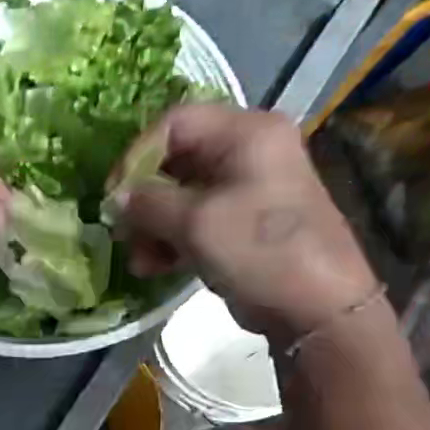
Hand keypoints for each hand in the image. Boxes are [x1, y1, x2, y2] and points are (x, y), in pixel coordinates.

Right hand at [108, 105, 376, 335]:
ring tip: (139, 259)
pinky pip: (197, 221)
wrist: (315, 306)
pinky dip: (172, 240)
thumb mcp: (195, 223)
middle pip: (176, 161)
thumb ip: (147, 204)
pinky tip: (154, 267)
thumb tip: (115, 199)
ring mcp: (247, 189)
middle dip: (144, 199)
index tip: (114, 195)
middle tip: (122, 231)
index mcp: (246, 132)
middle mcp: (248, 151)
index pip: (175, 123)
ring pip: (182, 196)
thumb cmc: (258, 250)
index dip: (137, 155)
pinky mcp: (243, 224)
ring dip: (153, 227)